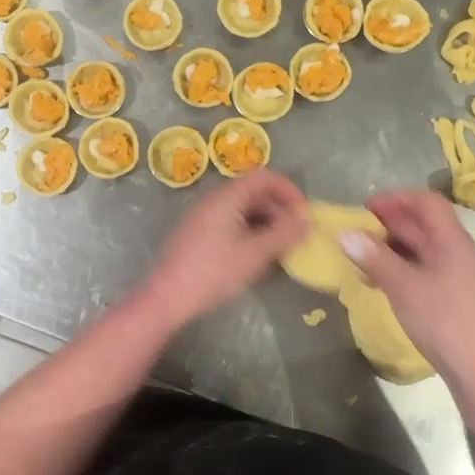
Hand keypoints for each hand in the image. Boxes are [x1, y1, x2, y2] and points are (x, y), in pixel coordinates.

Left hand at [136, 168, 308, 326]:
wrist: (168, 297)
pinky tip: (256, 254)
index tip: (304, 215)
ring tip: (280, 247)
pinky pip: (229, 223)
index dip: (289, 191)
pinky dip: (249, 231)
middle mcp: (212, 201)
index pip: (264, 177)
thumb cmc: (213, 273)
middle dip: (279, 209)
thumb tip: (307, 220)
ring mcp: (202, 217)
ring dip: (265, 222)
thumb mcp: (254, 254)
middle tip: (296, 234)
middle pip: (252, 192)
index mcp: (225, 198)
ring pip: (241, 209)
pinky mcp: (197, 235)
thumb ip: (283, 234)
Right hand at [337, 189, 474, 376]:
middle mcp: (455, 250)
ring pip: (418, 247)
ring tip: (359, 256)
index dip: (396, 198)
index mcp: (451, 240)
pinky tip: (375, 280)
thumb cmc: (443, 320)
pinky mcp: (448, 292)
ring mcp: (453, 272)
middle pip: (421, 223)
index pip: (426, 202)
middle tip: (354, 231)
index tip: (364, 208)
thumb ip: (374, 258)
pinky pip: (419, 267)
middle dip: (387, 222)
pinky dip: (396, 266)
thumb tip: (344, 233)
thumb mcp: (403, 286)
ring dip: (389, 246)